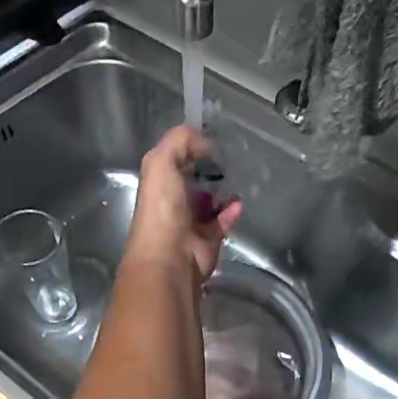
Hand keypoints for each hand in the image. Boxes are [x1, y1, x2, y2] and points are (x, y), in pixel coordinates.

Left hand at [128, 125, 242, 279]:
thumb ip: (180, 142)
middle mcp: (173, 203)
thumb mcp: (161, 163)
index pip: (174, 160)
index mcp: (158, 184)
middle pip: (194, 181)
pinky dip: (232, 212)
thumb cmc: (162, 209)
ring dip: (224, 191)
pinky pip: (223, 222)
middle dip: (210, 170)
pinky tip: (239, 203)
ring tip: (238, 179)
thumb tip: (205, 143)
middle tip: (230, 159)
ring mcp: (191, 223)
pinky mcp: (208, 240)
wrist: (170, 258)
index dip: (190, 149)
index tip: (211, 140)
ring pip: (210, 202)